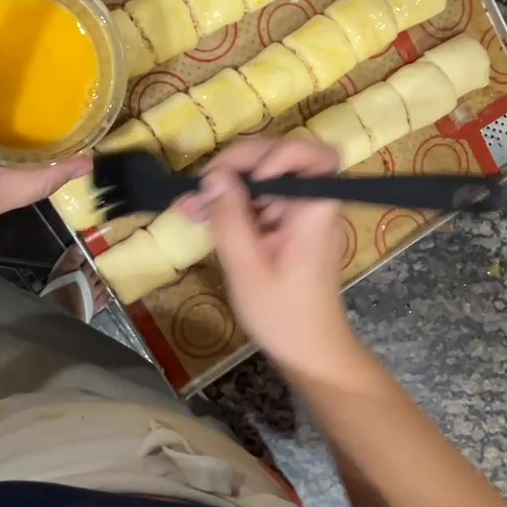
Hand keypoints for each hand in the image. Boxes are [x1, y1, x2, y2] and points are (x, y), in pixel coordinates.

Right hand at [183, 137, 359, 369]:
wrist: (309, 353)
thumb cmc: (283, 316)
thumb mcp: (246, 268)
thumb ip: (230, 218)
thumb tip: (214, 177)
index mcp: (314, 210)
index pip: (315, 156)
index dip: (282, 153)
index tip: (250, 177)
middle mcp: (311, 205)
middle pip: (281, 160)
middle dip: (238, 166)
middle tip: (202, 185)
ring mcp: (298, 216)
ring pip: (264, 179)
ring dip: (227, 186)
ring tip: (191, 204)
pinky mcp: (285, 228)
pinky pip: (258, 202)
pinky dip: (231, 205)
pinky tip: (201, 215)